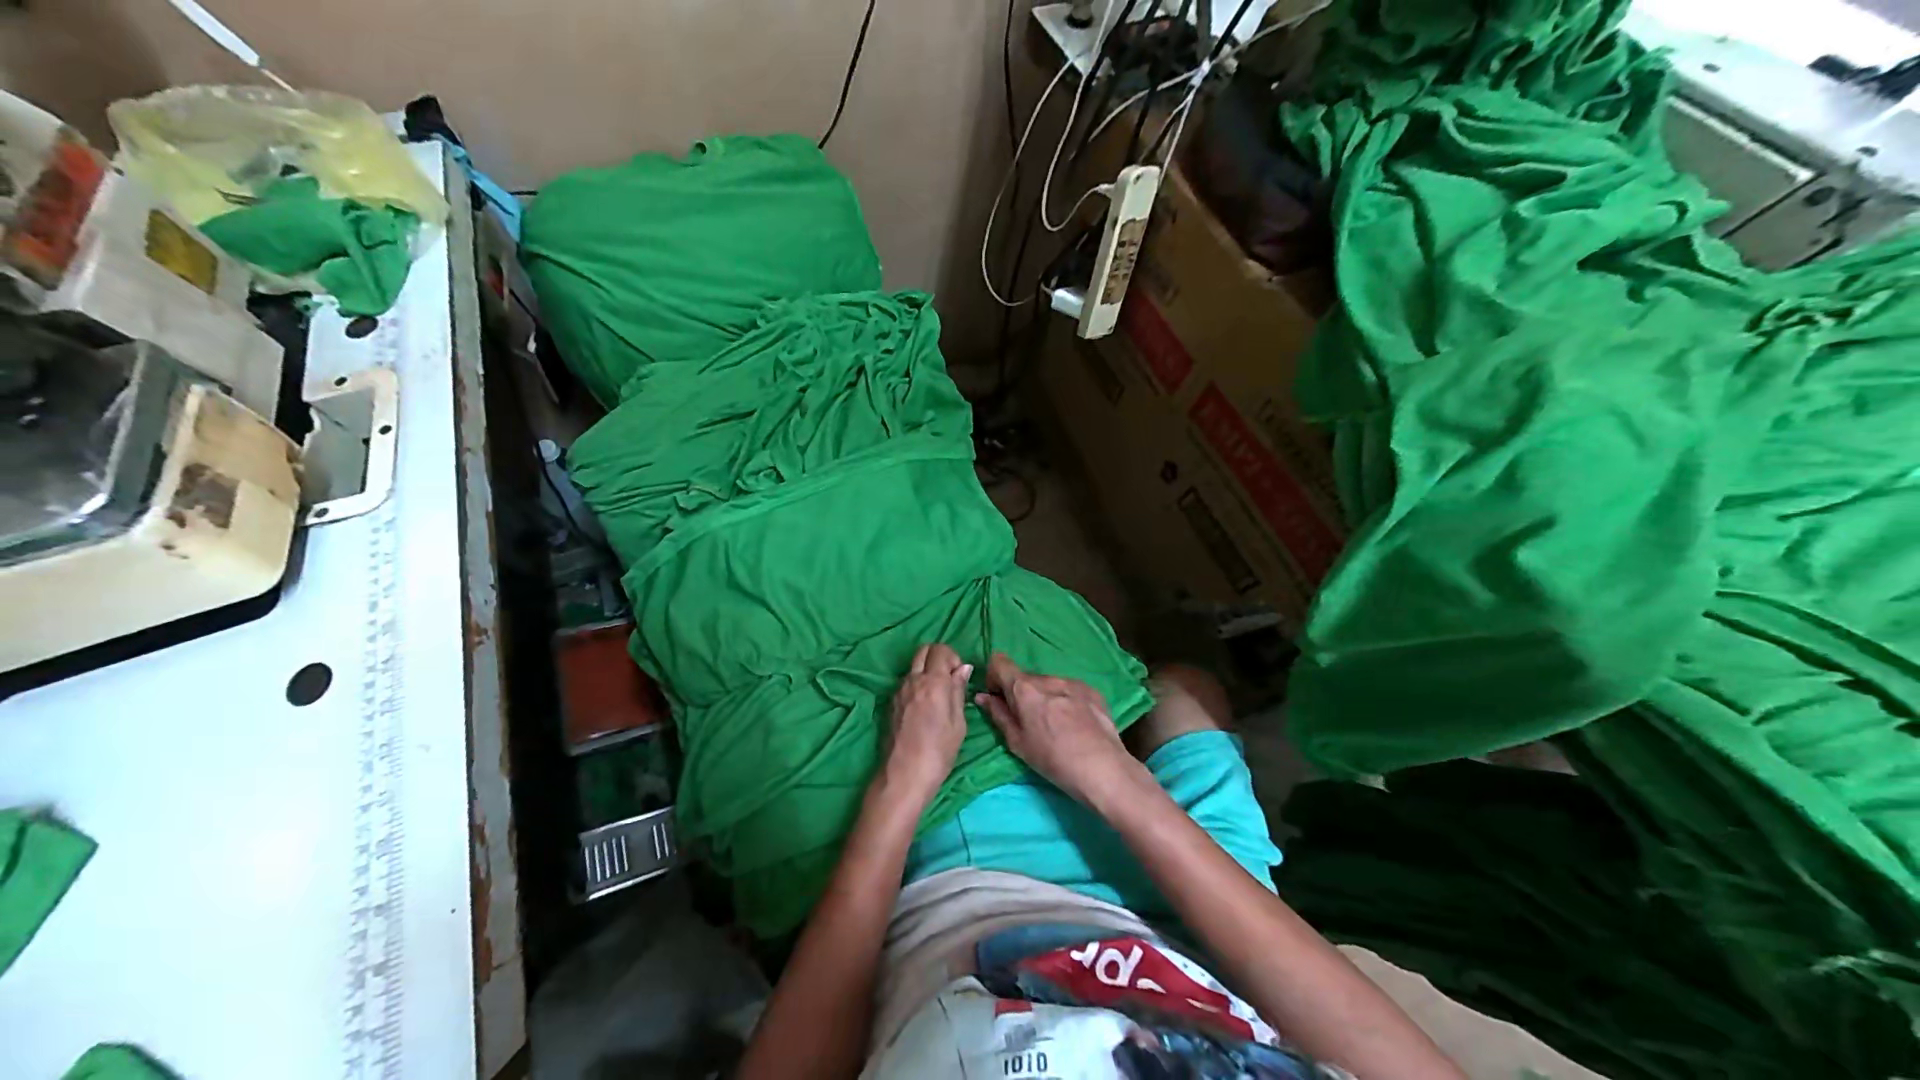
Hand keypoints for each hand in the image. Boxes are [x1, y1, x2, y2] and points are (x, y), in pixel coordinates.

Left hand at [881, 644, 971, 801]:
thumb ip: (958, 691)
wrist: (904, 775)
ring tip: (938, 696)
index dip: (953, 657)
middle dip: (939, 657)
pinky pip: (906, 682)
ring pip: (913, 666)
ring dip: (926, 670)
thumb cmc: (939, 752)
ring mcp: (899, 691)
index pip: (940, 650)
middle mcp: (912, 680)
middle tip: (949, 679)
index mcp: (932, 682)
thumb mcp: (958, 723)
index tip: (960, 677)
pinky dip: (917, 683)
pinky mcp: (891, 703)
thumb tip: (963, 668)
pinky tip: (925, 707)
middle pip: (924, 650)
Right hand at [974, 653, 1147, 808]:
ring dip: (1045, 698)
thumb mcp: (1017, 742)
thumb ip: (998, 715)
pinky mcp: (1092, 690)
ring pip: (1049, 684)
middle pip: (1026, 678)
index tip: (999, 698)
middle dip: (1022, 694)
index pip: (999, 662)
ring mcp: (1073, 682)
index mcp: (1024, 688)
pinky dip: (1066, 701)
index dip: (994, 677)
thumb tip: (982, 697)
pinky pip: (1070, 690)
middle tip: (1028, 722)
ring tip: (1056, 726)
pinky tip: (1075, 725)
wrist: (1102, 768)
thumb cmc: (1052, 759)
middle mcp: (1048, 678)